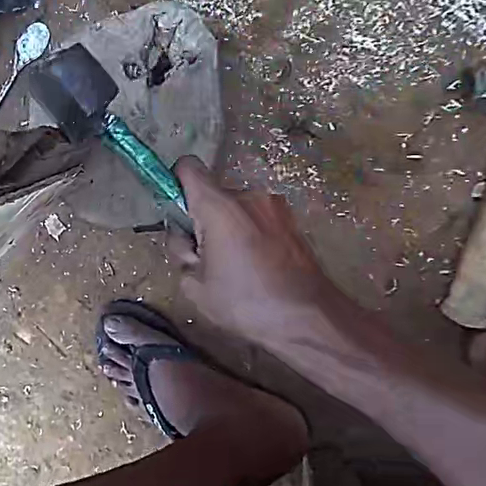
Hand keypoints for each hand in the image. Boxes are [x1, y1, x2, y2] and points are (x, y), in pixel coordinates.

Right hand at [172, 158, 358, 348]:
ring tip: (237, 267)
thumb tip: (184, 238)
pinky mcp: (291, 218)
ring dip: (228, 228)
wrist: (310, 318)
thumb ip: (180, 252)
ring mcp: (273, 204)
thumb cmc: (247, 304)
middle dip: (203, 219)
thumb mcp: (195, 286)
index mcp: (219, 206)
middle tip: (207, 258)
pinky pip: (256, 217)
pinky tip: (258, 266)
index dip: (175, 184)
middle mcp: (247, 195)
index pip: (188, 167)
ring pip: (235, 208)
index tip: (179, 215)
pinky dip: (249, 233)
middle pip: (211, 194)